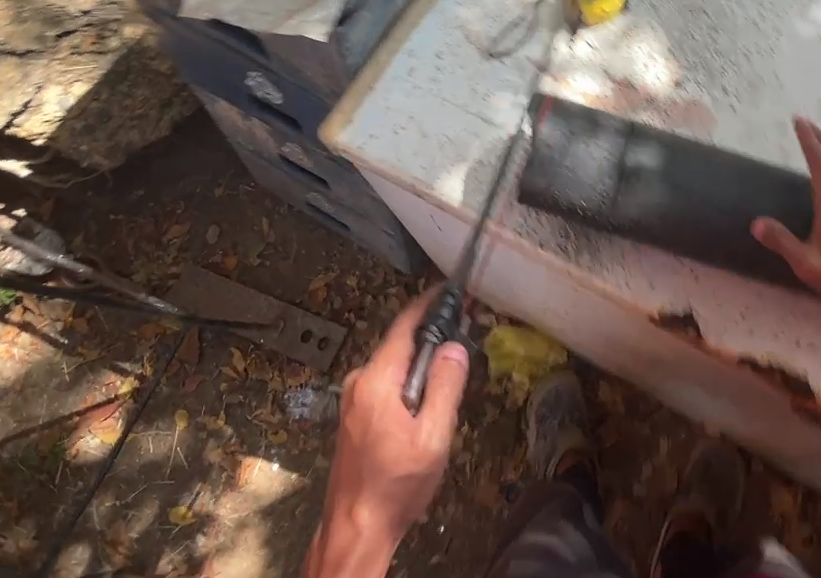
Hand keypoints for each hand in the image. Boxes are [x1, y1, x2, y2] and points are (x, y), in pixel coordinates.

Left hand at [317, 289, 469, 558]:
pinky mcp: (355, 415)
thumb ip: (445, 386)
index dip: (431, 303)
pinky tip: (430, 397)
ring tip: (454, 366)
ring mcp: (353, 398)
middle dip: (433, 333)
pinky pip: (387, 382)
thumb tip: (454, 346)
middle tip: (467, 327)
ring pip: (395, 364)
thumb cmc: (396, 485)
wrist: (355, 530)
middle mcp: (359, 381)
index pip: (405, 325)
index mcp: (376, 380)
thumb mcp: (432, 437)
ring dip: (423, 360)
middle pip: (401, 343)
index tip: (455, 290)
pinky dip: (410, 379)